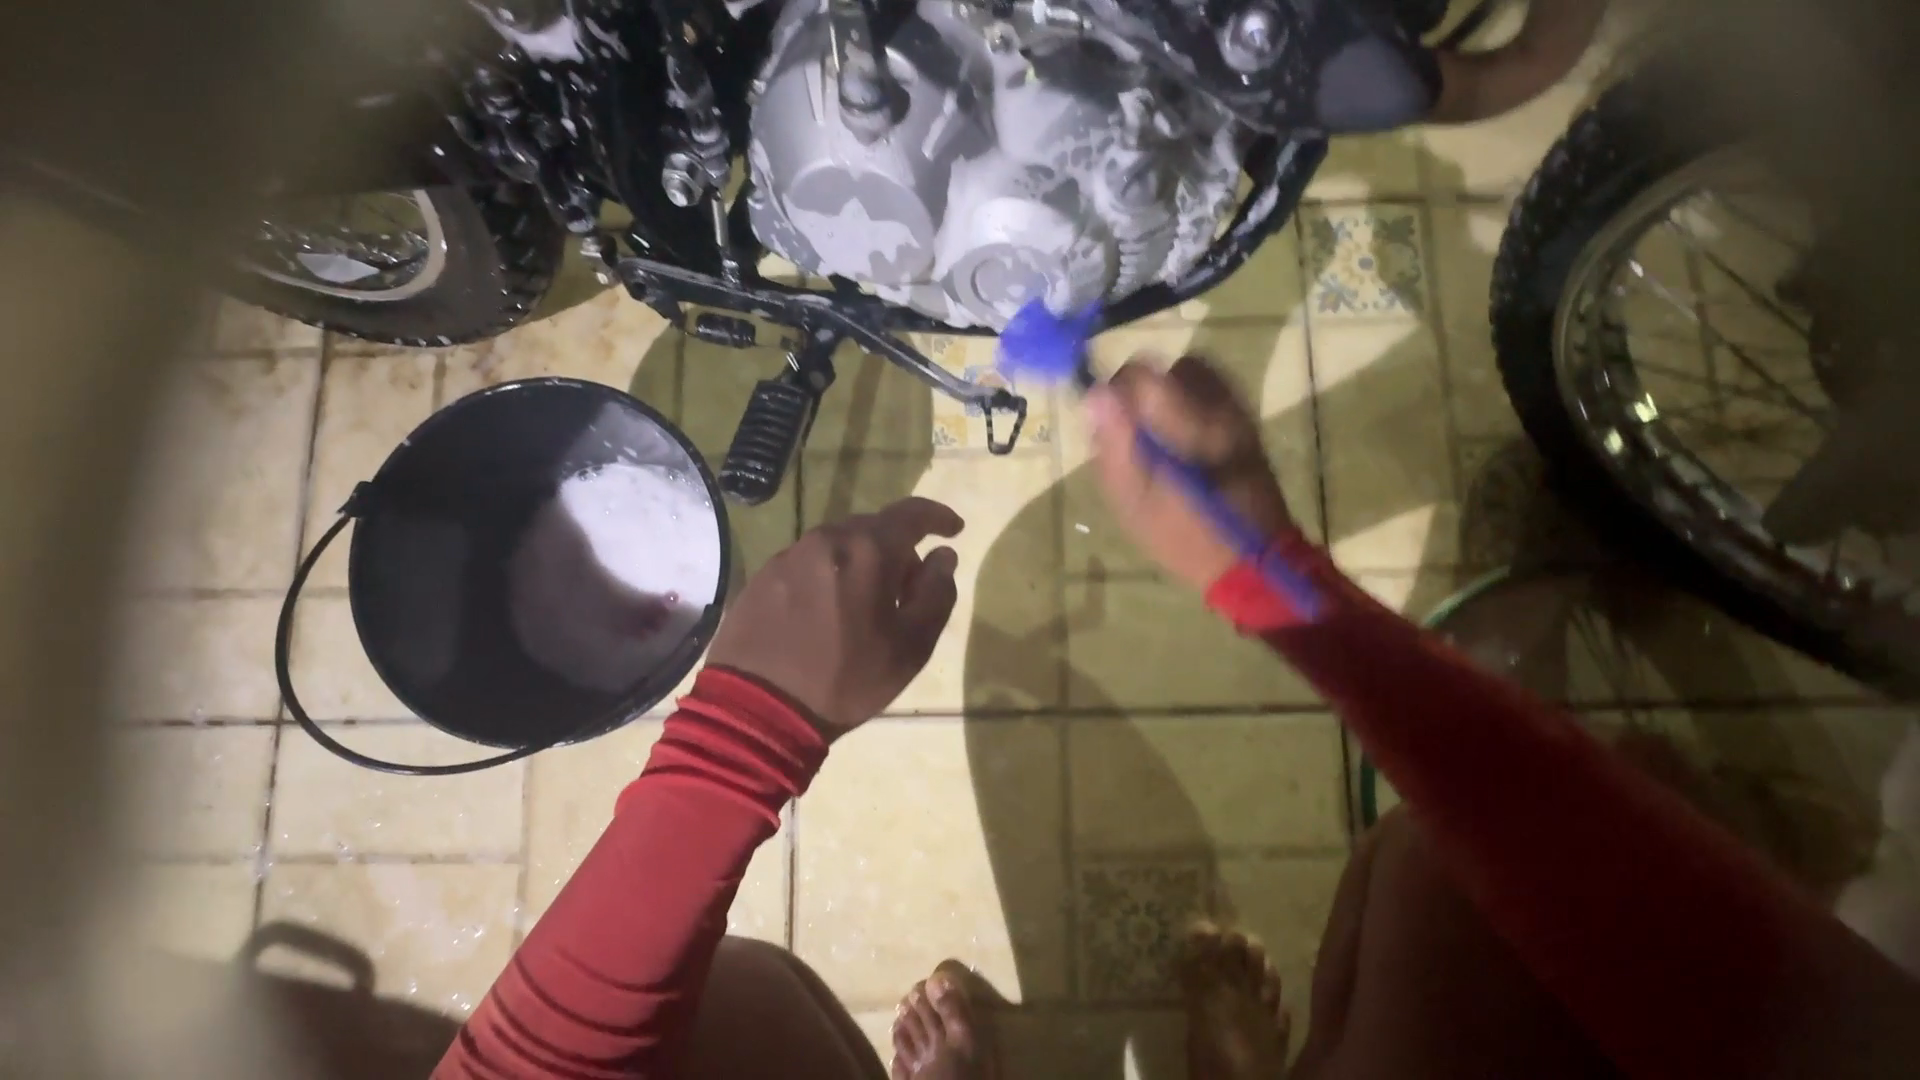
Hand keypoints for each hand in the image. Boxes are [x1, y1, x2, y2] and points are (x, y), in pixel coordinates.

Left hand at [706, 496, 963, 736]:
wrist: (759, 709)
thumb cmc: (848, 678)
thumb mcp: (912, 646)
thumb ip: (936, 593)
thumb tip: (943, 557)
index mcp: (868, 550)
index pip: (911, 513)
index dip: (937, 517)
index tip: (954, 529)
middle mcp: (827, 539)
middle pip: (873, 528)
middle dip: (898, 549)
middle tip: (909, 588)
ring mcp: (790, 555)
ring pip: (839, 544)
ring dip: (862, 562)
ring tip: (867, 604)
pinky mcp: (764, 576)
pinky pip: (810, 562)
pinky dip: (830, 575)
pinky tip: (828, 611)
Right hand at [1088, 355, 1294, 590]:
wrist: (1253, 559)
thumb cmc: (1185, 537)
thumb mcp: (1135, 501)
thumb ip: (1114, 443)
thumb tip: (1094, 394)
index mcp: (1187, 422)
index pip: (1139, 374)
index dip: (1114, 392)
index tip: (1107, 423)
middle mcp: (1216, 404)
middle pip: (1164, 368)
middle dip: (1138, 394)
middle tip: (1130, 436)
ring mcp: (1237, 410)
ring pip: (1189, 374)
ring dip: (1165, 395)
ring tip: (1156, 436)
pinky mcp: (1246, 422)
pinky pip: (1211, 389)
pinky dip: (1188, 402)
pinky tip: (1180, 437)